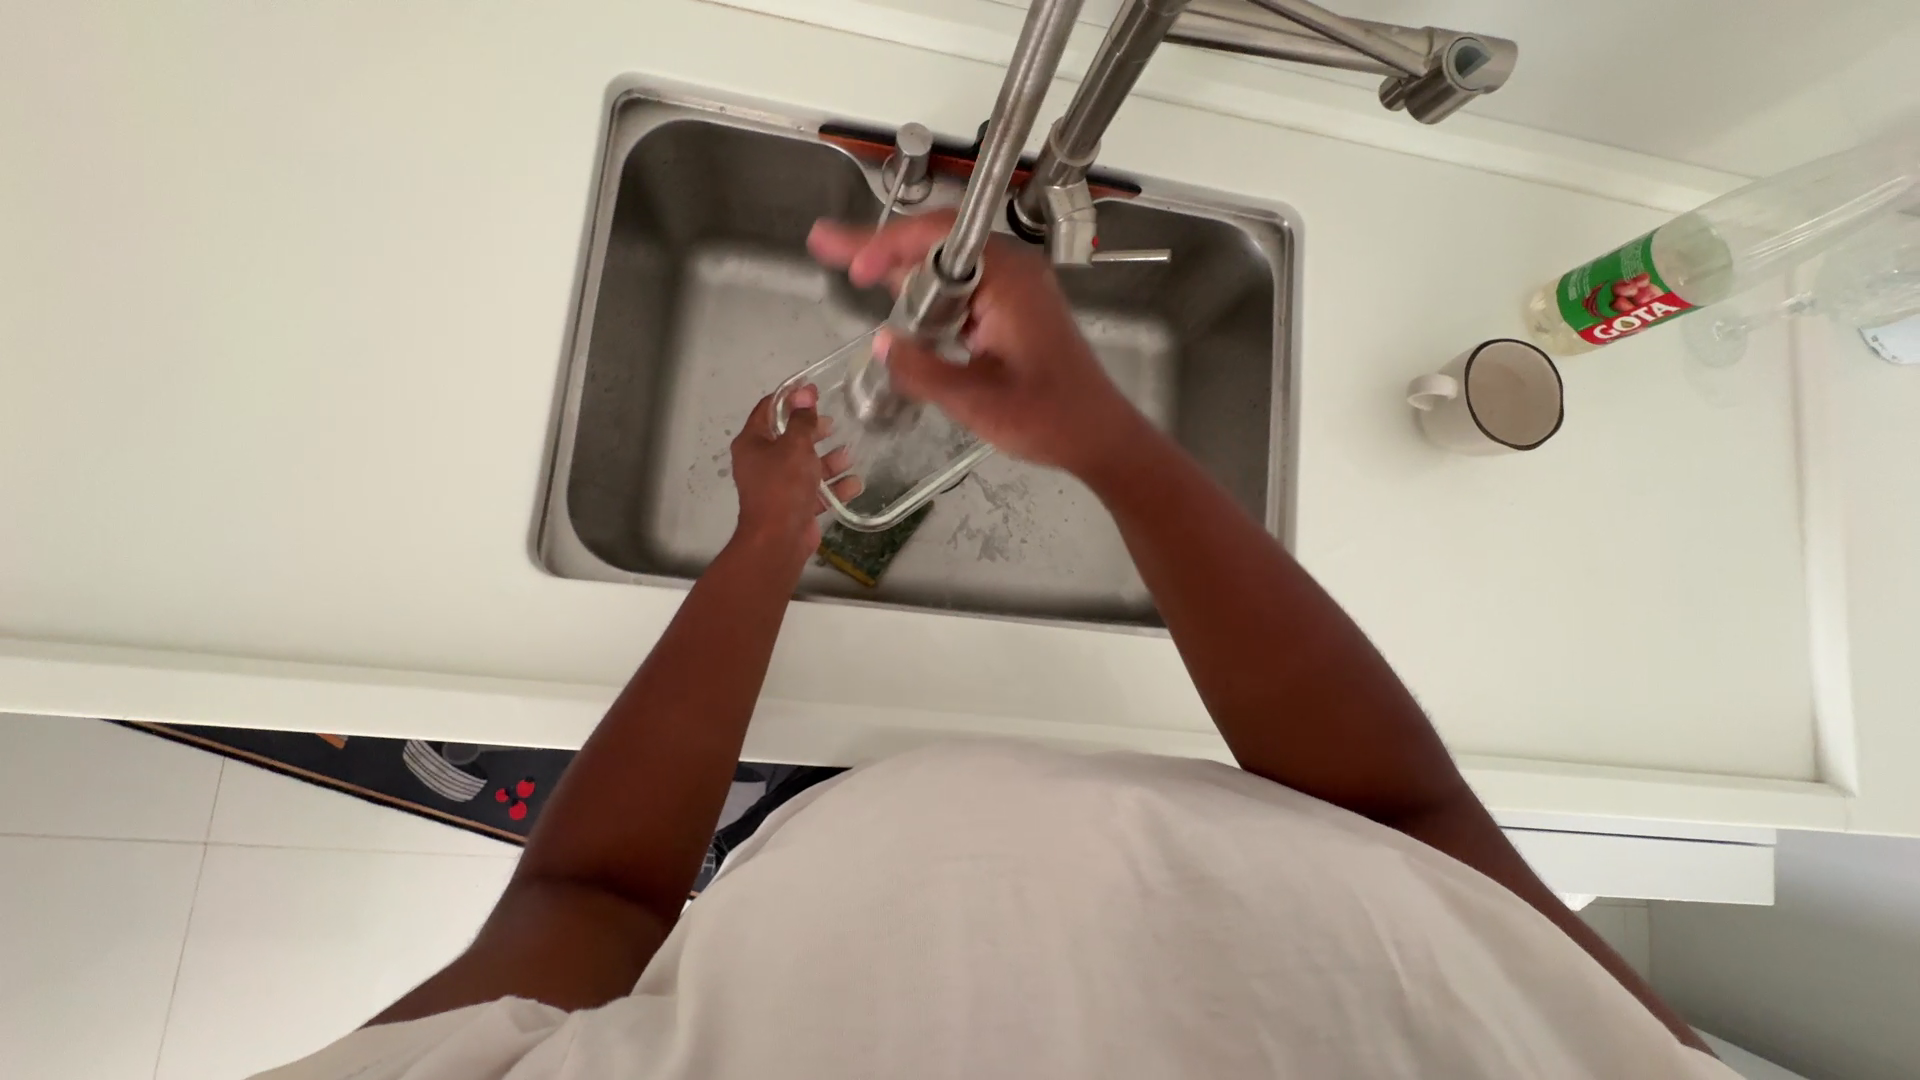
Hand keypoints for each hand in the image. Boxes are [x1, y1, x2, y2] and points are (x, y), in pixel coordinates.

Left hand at [728, 387, 859, 565]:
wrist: (778, 539)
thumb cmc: (782, 486)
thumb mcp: (795, 447)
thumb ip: (802, 421)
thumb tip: (804, 393)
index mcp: (752, 443)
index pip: (769, 409)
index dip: (791, 397)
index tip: (814, 389)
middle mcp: (762, 462)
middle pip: (789, 438)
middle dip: (813, 431)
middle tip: (834, 422)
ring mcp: (778, 485)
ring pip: (805, 465)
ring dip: (828, 460)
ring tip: (849, 454)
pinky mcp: (794, 505)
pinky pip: (816, 490)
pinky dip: (833, 486)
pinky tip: (854, 483)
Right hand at [807, 213, 1146, 475]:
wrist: (1099, 438)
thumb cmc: (1049, 419)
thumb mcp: (976, 401)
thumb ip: (923, 371)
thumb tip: (882, 344)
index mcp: (1008, 280)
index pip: (937, 239)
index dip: (886, 245)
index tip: (851, 264)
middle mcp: (1014, 274)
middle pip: (938, 247)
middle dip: (883, 250)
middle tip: (831, 249)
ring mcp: (1018, 291)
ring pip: (950, 270)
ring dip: (904, 273)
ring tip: (853, 272)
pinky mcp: (1017, 312)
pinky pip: (965, 292)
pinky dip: (929, 297)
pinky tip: (900, 307)